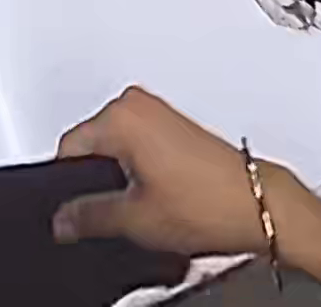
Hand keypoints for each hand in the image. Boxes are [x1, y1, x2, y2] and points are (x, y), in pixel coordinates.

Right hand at [52, 86, 317, 257]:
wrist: (258, 203)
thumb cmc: (211, 202)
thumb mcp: (137, 219)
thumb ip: (89, 217)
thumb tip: (63, 219)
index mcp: (119, 116)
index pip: (70, 146)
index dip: (70, 184)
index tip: (76, 209)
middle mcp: (133, 101)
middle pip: (92, 141)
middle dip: (97, 176)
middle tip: (118, 208)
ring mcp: (153, 106)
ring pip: (113, 138)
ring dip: (118, 168)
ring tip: (144, 199)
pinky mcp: (167, 115)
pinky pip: (134, 133)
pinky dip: (137, 159)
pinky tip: (158, 187)